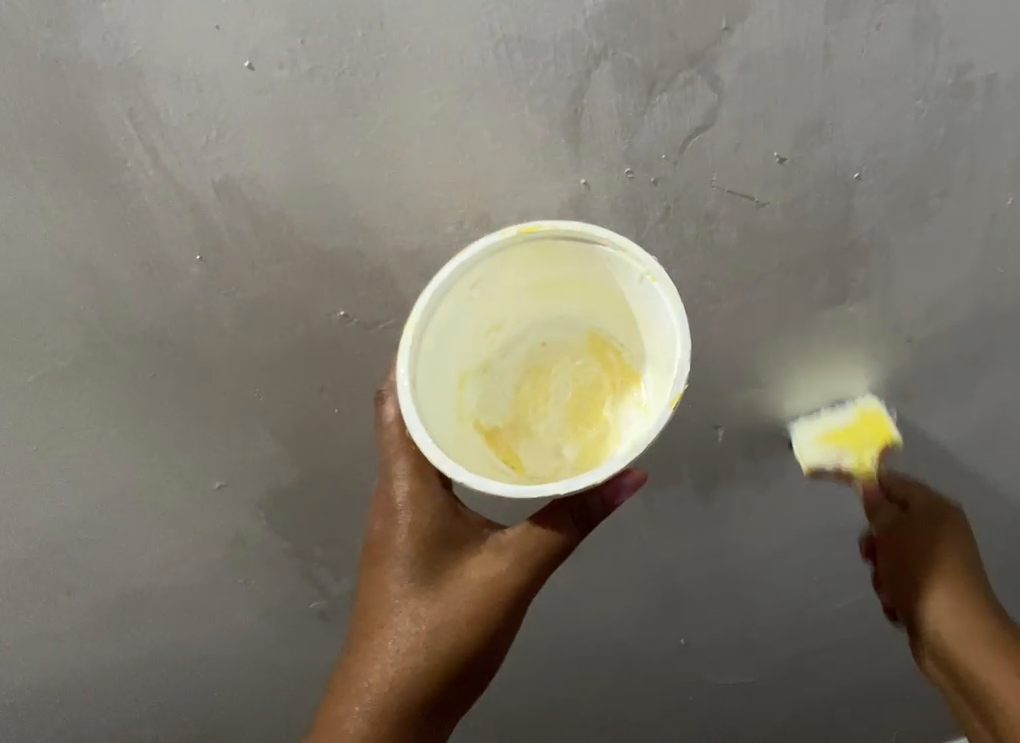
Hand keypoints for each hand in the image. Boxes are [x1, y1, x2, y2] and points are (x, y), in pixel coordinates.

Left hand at [306, 372, 645, 742]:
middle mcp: (396, 490)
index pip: (395, 396)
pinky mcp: (414, 539)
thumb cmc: (437, 634)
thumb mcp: (514, 573)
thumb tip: (630, 472)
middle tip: (496, 337)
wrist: (389, 718)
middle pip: (407, 410)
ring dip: (452, 407)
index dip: (415, 349)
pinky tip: (499, 450)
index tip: (456, 316)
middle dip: (443, 369)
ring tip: (503, 378)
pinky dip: (461, 446)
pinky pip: (434, 473)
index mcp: (406, 483)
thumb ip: (572, 520)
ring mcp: (402, 517)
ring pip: (421, 441)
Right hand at [858, 462, 995, 659]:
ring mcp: (936, 566)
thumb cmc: (922, 570)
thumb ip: (879, 507)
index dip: (872, 486)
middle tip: (871, 554)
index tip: (846, 492)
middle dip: (876, 542)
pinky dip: (895, 595)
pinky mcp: (931, 595)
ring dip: (883, 574)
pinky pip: (901, 584)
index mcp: (935, 508)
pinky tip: (900, 608)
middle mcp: (939, 532)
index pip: (897, 484)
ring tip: (890, 590)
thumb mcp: (893, 530)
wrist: (956, 634)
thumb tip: (870, 485)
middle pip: (892, 524)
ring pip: (892, 558)